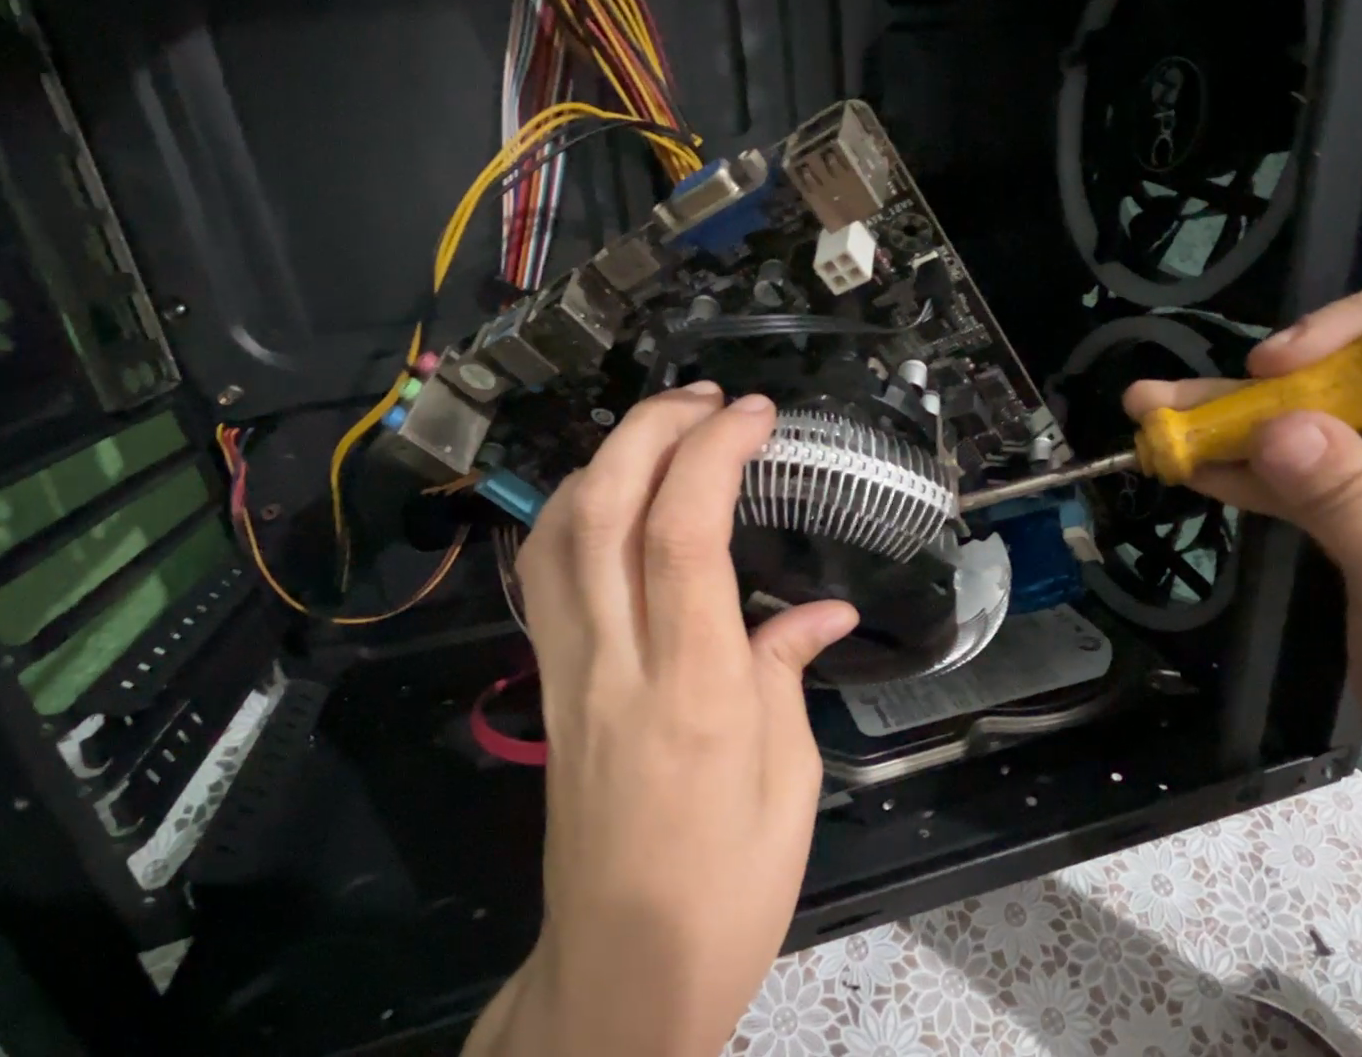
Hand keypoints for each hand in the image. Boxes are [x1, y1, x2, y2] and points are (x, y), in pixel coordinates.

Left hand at [465, 383, 857, 1056]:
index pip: (684, 533)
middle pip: (603, 510)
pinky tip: (605, 500)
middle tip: (704, 398)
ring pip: (556, 535)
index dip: (714, 452)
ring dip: (602, 461)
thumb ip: (787, 674)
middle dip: (649, 429)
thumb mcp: (790, 782)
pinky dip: (570, 515)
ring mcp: (569, 674)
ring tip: (658, 432)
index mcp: (693, 689)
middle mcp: (616, 665)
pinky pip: (544, 579)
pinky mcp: (549, 689)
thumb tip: (816, 611)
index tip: (754, 414)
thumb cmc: (728, 887)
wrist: (623, 963)